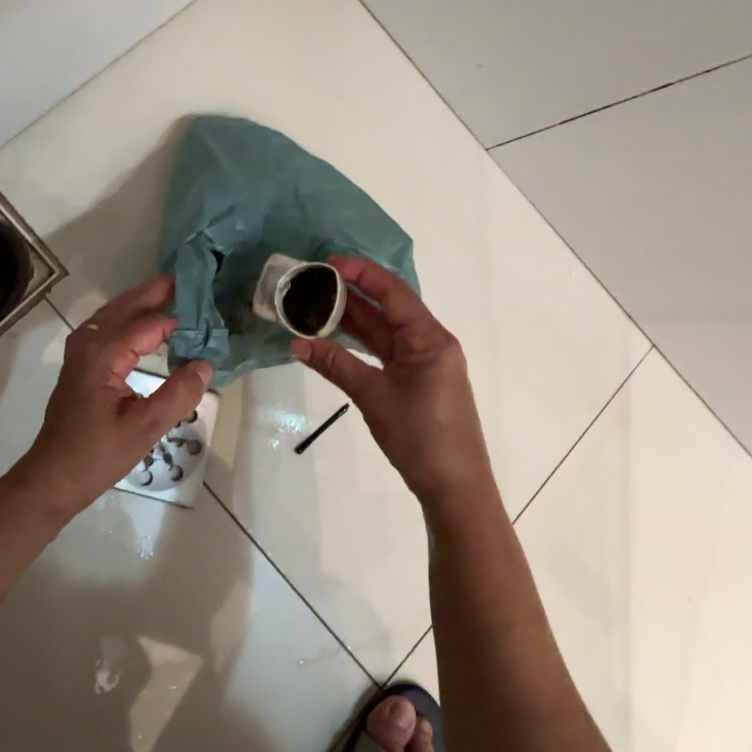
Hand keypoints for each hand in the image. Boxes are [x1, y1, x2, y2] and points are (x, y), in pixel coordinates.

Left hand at [13, 275, 213, 514]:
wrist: (53, 476)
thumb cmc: (97, 456)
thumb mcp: (144, 429)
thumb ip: (178, 394)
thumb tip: (206, 363)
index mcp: (103, 355)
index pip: (148, 325)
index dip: (179, 318)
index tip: (210, 310)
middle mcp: (88, 343)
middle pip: (127, 306)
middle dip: (157, 292)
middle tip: (191, 280)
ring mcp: (80, 351)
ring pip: (115, 313)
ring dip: (143, 302)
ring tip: (175, 294)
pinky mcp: (80, 362)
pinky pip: (108, 327)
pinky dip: (130, 317)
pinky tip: (147, 324)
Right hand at [289, 256, 480, 501]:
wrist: (455, 487)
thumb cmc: (421, 437)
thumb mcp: (374, 397)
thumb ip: (335, 365)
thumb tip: (296, 343)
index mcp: (430, 339)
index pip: (393, 292)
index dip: (361, 273)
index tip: (328, 263)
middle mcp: (430, 344)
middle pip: (388, 308)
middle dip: (351, 294)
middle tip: (312, 283)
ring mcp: (424, 364)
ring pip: (384, 331)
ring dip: (352, 319)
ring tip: (314, 304)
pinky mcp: (416, 382)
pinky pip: (385, 352)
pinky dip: (360, 344)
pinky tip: (333, 338)